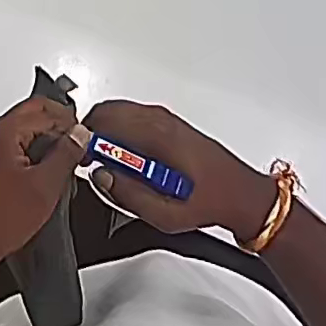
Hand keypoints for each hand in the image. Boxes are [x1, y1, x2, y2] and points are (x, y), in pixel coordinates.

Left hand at [0, 97, 84, 300]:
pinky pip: (20, 145)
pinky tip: (51, 172)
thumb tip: (80, 134)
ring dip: (50, 139)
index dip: (70, 121)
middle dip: (60, 124)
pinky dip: (38, 152)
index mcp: (4, 131)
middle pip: (33, 113)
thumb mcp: (45, 185)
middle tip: (81, 142)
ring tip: (70, 159)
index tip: (87, 136)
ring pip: (27, 129)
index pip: (43, 109)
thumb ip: (66, 154)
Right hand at [82, 100, 272, 237]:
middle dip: (92, 133)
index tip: (83, 157)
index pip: (105, 121)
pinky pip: (130, 115)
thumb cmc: (212, 202)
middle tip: (89, 158)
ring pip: (117, 110)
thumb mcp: (167, 215)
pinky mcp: (167, 121)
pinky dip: (117, 128)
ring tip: (106, 159)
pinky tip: (123, 154)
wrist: (243, 196)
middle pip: (108, 111)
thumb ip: (128, 195)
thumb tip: (101, 176)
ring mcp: (164, 118)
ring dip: (104, 129)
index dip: (86, 139)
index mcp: (159, 136)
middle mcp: (160, 120)